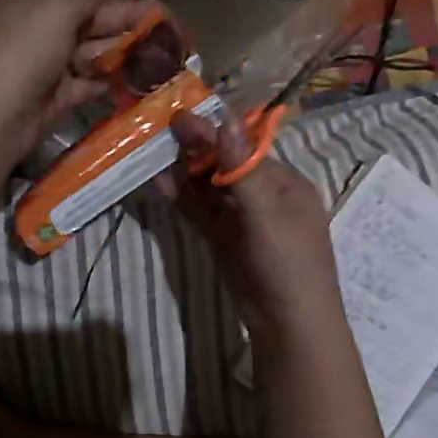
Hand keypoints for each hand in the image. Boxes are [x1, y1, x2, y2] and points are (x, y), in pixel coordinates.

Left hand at [0, 0, 160, 154]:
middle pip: (87, 17)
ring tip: (157, 48)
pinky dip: (105, 80)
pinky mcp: (53, 98)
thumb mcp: (58, 7)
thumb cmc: (25, 50)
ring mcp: (45, 66)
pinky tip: (132, 78)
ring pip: (88, 51)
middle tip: (162, 18)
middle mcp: (39, 29)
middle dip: (122, 15)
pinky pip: (84, 84)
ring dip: (119, 48)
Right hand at [162, 112, 337, 340]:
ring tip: (151, 154)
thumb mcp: (266, 212)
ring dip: (183, 173)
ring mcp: (238, 217)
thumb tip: (226, 120)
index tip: (179, 116)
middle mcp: (260, 194)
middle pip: (222, 164)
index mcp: (281, 182)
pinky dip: (181, 199)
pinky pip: (198, 212)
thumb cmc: (286, 262)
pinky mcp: (221, 238)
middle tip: (158, 132)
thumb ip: (242, 169)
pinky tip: (160, 185)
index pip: (242, 148)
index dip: (211, 133)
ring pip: (206, 188)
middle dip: (193, 149)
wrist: (286, 321)